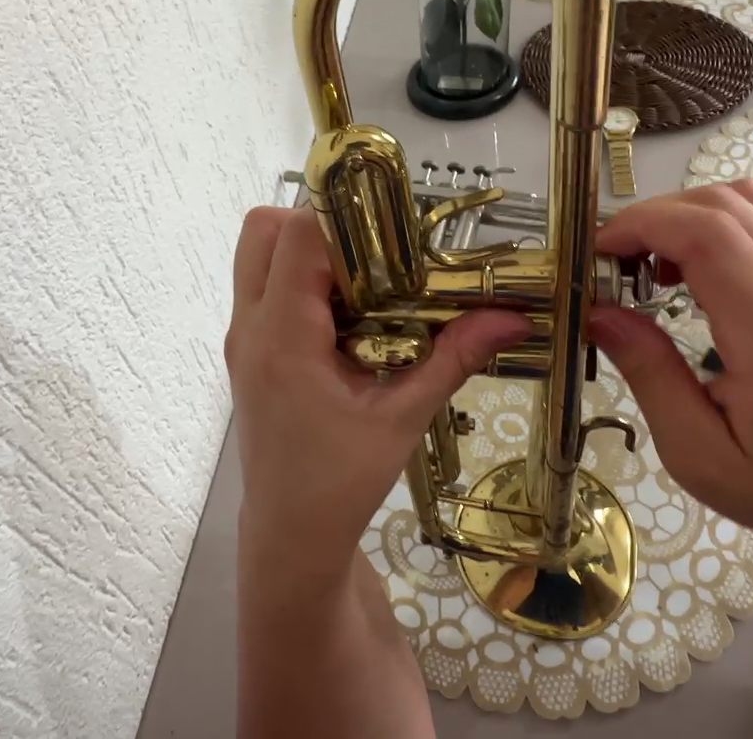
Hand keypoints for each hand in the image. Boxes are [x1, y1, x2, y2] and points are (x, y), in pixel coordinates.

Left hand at [224, 206, 529, 576]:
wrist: (289, 535)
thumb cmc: (340, 483)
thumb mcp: (401, 418)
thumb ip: (452, 359)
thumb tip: (511, 317)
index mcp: (283, 338)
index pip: (299, 236)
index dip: (346, 218)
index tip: (396, 234)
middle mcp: (250, 326)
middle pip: (264, 230)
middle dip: (318, 223)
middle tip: (374, 254)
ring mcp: (241, 337)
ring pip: (258, 254)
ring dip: (306, 249)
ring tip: (363, 282)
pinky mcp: (247, 350)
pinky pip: (262, 285)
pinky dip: (299, 277)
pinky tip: (347, 316)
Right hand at [589, 182, 752, 569]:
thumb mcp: (696, 454)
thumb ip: (648, 374)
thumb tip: (598, 311)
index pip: (711, 238)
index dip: (645, 225)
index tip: (600, 252)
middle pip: (726, 205)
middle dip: (654, 216)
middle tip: (614, 261)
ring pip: (748, 199)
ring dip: (684, 214)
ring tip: (651, 262)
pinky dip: (714, 222)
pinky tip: (690, 268)